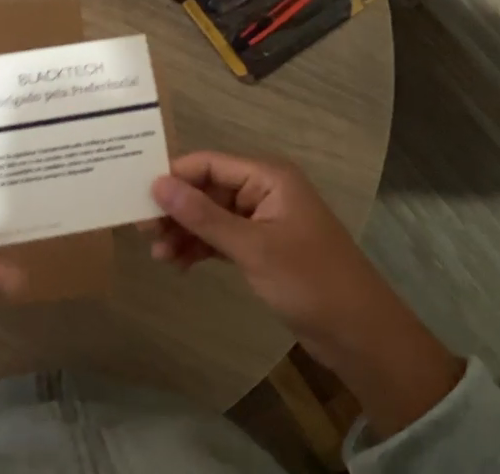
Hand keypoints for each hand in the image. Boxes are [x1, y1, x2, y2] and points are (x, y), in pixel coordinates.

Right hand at [150, 152, 463, 437]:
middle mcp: (263, 191)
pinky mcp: (263, 248)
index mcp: (267, 177)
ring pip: (210, 216)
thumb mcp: (252, 248)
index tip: (138, 199)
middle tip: (144, 232)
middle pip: (206, 189)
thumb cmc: (310, 281)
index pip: (207, 164)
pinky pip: (221, 237)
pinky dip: (201, 248)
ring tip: (159, 256)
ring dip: (184, 232)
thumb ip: (202, 216)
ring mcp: (263, 220)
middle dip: (175, 210)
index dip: (172, 178)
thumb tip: (156, 184)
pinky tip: (179, 263)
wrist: (361, 335)